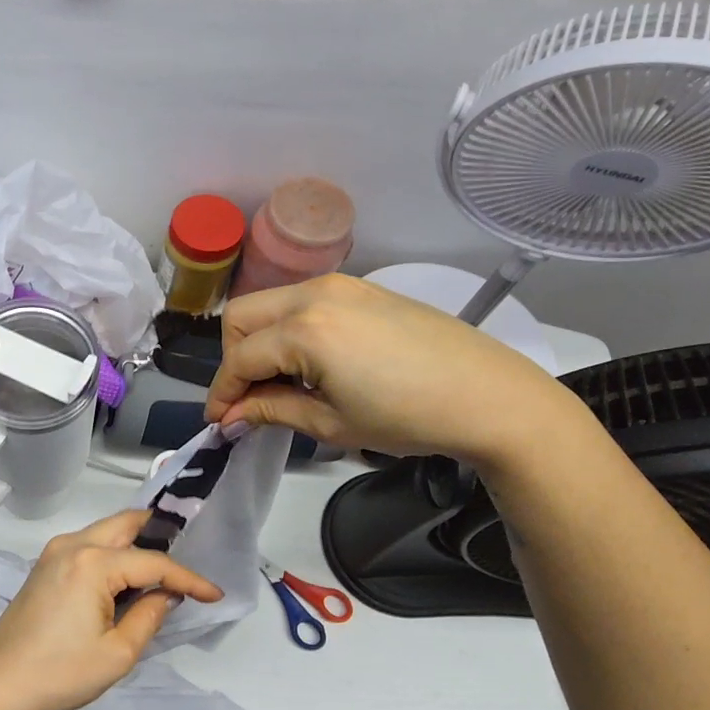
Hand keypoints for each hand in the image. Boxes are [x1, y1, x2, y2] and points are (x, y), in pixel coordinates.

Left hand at [0, 510, 222, 709]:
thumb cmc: (61, 672)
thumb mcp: (118, 653)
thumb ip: (150, 616)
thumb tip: (165, 594)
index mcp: (93, 563)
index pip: (153, 562)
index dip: (187, 578)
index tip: (215, 594)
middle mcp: (73, 544)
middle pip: (125, 524)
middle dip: (160, 533)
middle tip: (190, 551)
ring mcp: (54, 552)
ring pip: (105, 531)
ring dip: (135, 542)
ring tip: (163, 567)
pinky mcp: (45, 565)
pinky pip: (88, 545)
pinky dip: (113, 551)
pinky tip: (129, 575)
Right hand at [205, 274, 591, 469]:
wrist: (490, 396)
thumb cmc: (408, 417)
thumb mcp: (330, 424)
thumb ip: (271, 411)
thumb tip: (230, 417)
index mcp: (305, 330)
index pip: (239, 359)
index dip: (223, 394)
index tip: (219, 423)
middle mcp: (315, 294)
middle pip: (241, 317)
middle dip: (234, 358)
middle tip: (250, 398)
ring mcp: (341, 285)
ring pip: (270, 304)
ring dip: (261, 341)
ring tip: (282, 382)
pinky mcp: (362, 288)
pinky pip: (302, 301)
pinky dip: (290, 328)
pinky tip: (313, 363)